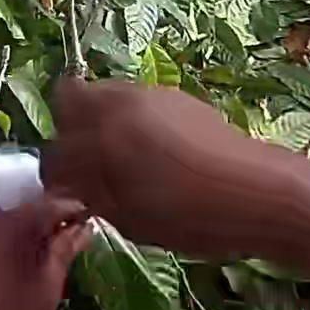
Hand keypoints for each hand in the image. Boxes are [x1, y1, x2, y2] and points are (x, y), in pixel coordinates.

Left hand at [0, 197, 91, 309]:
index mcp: (5, 224)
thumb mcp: (44, 296)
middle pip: (18, 210)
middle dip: (42, 222)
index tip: (85, 217)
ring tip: (35, 257)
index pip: (46, 204)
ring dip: (16, 234)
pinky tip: (5, 270)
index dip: (69, 210)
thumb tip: (81, 229)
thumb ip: (62, 254)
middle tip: (63, 239)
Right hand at [40, 78, 309, 259]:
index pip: (55, 151)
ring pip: (100, 92)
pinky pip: (130, 97)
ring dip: (97, 118)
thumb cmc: (191, 216)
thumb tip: (71, 182)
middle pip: (68, 97)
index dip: (56, 174)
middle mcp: (116, 103)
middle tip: (86, 161)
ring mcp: (144, 91)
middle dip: (69, 127)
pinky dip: (126, 116)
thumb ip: (93, 193)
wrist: (255, 188)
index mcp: (101, 138)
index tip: (68, 190)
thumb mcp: (131, 219)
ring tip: (120, 156)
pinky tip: (150, 148)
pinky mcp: (168, 90)